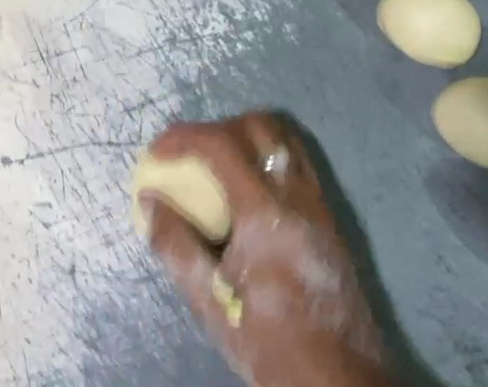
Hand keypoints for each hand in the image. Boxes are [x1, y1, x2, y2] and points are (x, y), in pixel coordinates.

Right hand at [142, 113, 390, 386]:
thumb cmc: (269, 341)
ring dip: (243, 137)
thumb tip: (149, 199)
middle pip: (258, 126)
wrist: (338, 383)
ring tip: (214, 166)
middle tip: (188, 155)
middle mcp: (298, 199)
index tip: (157, 153)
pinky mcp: (329, 219)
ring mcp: (319, 206)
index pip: (222, 145)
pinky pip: (296, 162)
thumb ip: (175, 244)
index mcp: (266, 216)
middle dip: (214, 128)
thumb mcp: (209, 302)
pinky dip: (264, 156)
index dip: (183, 137)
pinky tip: (243, 190)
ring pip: (284, 138)